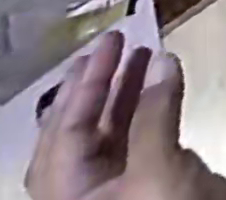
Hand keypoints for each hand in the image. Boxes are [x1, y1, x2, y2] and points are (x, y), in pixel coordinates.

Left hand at [27, 32, 225, 199]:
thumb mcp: (159, 171)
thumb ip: (155, 114)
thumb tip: (160, 58)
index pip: (64, 134)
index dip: (85, 86)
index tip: (107, 42)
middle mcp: (79, 195)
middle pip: (73, 135)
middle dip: (91, 87)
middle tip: (112, 42)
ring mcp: (113, 191)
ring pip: (105, 134)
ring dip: (121, 92)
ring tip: (139, 52)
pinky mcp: (146, 184)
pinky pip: (134, 137)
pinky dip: (145, 107)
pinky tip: (161, 82)